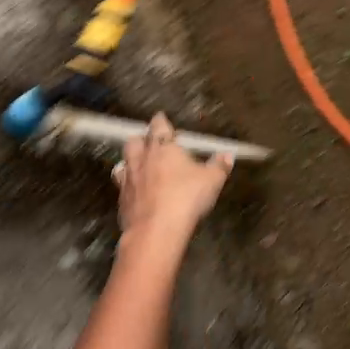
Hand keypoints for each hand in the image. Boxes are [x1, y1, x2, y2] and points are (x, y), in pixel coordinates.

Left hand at [111, 113, 233, 242]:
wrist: (156, 230)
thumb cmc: (186, 197)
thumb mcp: (212, 180)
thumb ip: (219, 166)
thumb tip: (228, 154)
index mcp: (164, 148)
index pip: (159, 127)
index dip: (160, 122)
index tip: (160, 118)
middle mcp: (142, 160)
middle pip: (134, 142)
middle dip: (140, 140)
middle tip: (149, 142)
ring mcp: (128, 181)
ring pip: (122, 164)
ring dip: (129, 162)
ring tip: (137, 165)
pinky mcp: (121, 202)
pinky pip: (122, 188)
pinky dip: (128, 187)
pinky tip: (136, 193)